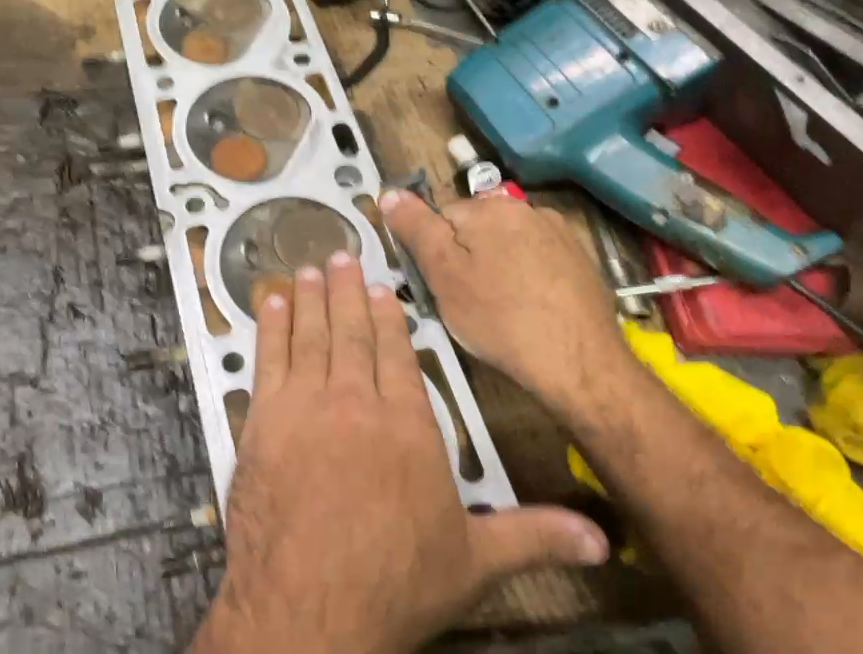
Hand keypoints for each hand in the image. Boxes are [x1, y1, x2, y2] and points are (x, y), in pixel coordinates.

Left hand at [193, 252, 607, 653]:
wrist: (310, 605)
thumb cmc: (396, 581)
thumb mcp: (475, 562)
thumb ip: (533, 537)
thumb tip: (602, 539)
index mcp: (408, 423)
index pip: (399, 353)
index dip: (389, 317)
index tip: (381, 287)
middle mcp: (355, 402)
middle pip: (351, 333)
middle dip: (346, 292)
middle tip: (339, 257)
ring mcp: (303, 408)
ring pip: (309, 337)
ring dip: (308, 300)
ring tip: (307, 269)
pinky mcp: (261, 423)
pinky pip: (266, 361)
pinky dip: (269, 329)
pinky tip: (269, 306)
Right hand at [378, 189, 627, 412]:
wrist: (580, 363)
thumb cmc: (500, 319)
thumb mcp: (443, 276)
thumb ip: (416, 229)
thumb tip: (389, 193)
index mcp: (490, 208)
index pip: (440, 218)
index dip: (434, 254)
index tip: (442, 287)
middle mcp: (527, 208)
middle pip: (476, 229)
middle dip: (467, 259)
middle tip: (469, 303)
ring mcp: (560, 234)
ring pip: (508, 245)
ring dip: (498, 268)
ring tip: (501, 310)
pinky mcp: (582, 262)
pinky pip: (538, 262)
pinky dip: (528, 280)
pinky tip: (531, 310)